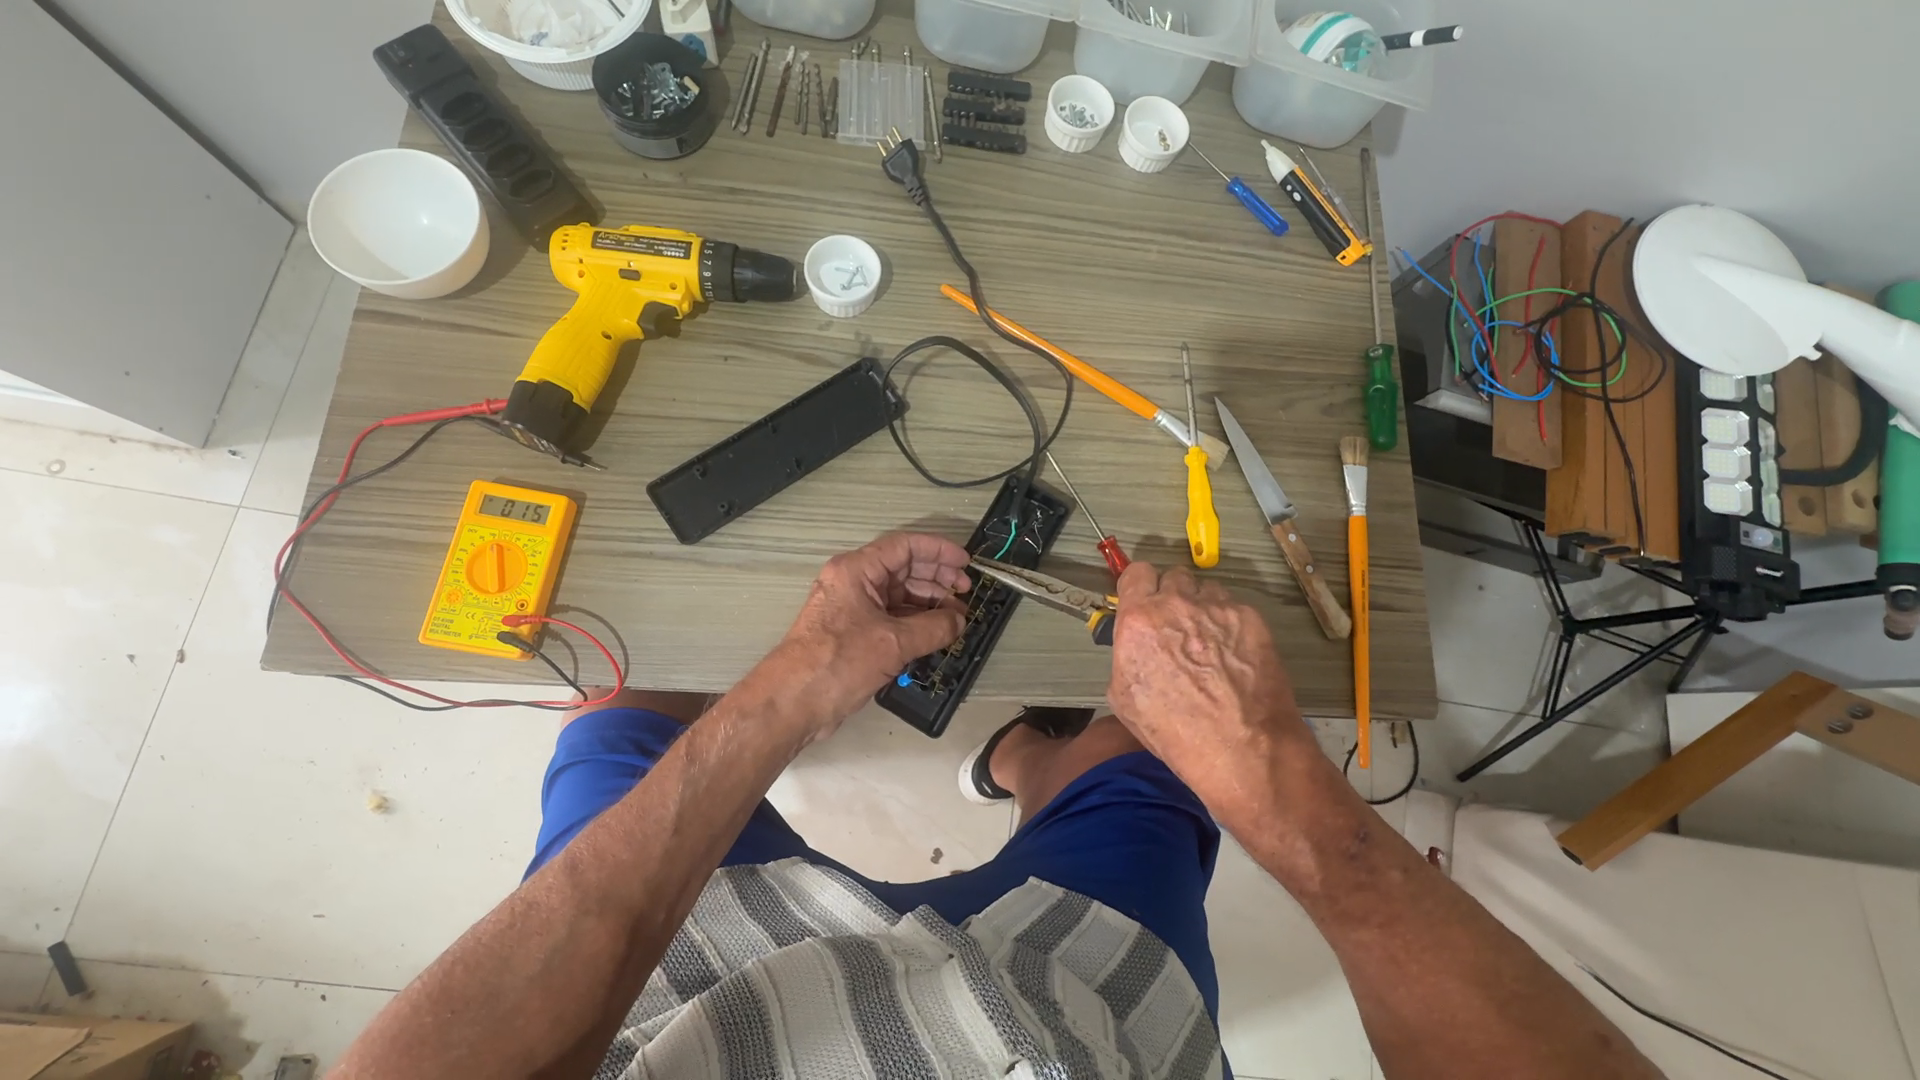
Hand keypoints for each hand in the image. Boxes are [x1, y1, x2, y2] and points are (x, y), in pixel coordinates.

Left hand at [768, 532, 970, 736]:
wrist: (793, 702)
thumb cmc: (838, 662)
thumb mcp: (893, 643)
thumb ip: (933, 628)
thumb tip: (959, 620)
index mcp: (856, 570)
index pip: (905, 546)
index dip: (939, 551)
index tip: (966, 564)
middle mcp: (853, 582)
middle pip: (903, 568)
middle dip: (937, 578)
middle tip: (967, 593)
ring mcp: (853, 609)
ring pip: (899, 595)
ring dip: (929, 603)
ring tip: (958, 616)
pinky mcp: (855, 634)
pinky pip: (892, 618)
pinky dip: (916, 622)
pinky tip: (938, 632)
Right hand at [1106, 561, 1313, 809]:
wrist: (1241, 747)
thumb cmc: (1174, 731)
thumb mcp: (1124, 697)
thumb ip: (1126, 654)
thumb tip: (1136, 644)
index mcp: (1138, 621)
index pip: (1136, 573)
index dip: (1140, 586)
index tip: (1144, 599)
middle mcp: (1176, 604)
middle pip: (1172, 576)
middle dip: (1173, 596)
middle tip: (1177, 625)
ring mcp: (1217, 608)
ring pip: (1206, 590)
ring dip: (1203, 607)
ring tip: (1209, 641)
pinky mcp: (1250, 618)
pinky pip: (1234, 608)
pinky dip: (1231, 624)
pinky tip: (1234, 654)